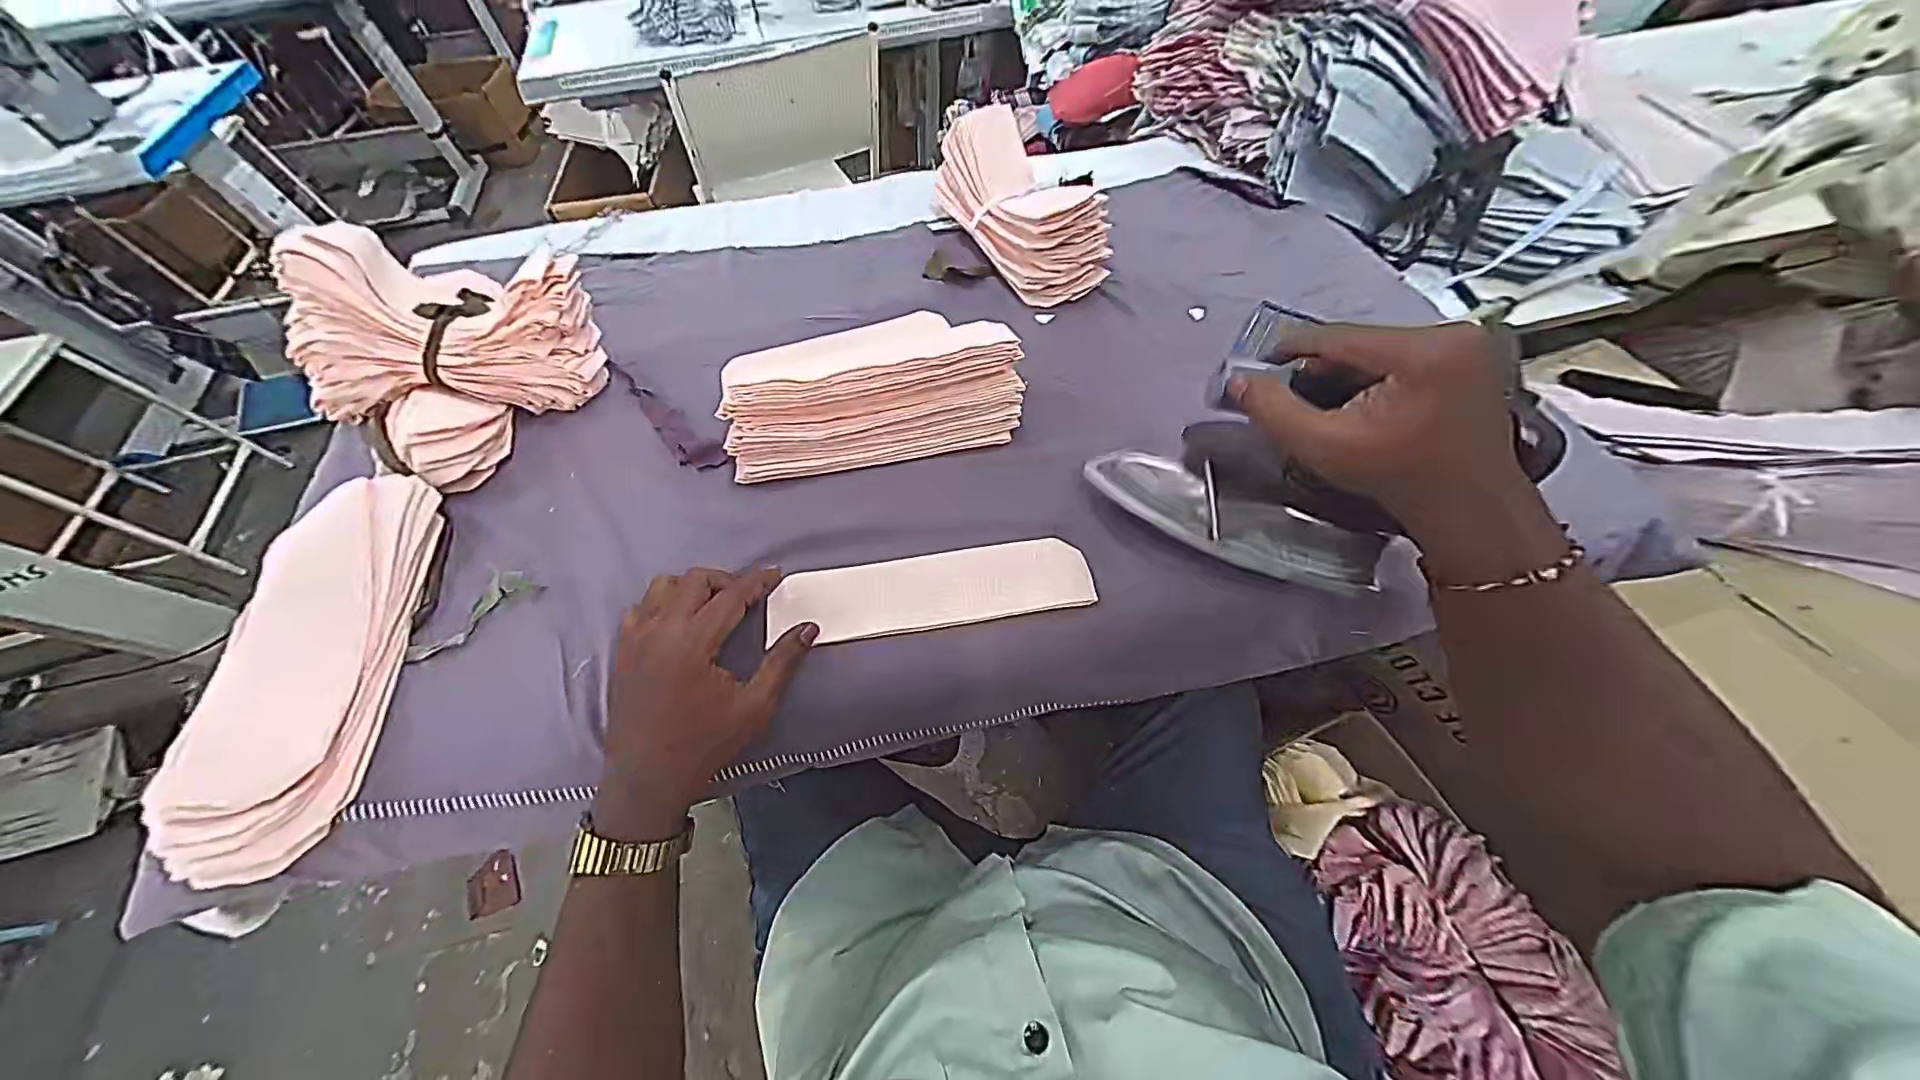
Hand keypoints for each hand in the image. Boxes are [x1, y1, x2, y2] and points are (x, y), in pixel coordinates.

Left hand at [593, 567, 815, 839]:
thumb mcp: (754, 706)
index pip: (731, 596)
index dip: (757, 582)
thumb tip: (807, 629)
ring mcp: (635, 639)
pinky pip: (641, 607)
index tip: (775, 575)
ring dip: (693, 587)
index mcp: (692, 642)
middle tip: (749, 595)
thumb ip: (782, 662)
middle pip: (695, 580)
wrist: (647, 780)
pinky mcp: (623, 651)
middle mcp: (659, 631)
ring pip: (663, 586)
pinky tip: (680, 623)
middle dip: (727, 580)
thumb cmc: (704, 746)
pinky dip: (663, 603)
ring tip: (715, 605)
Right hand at [1230, 321, 1562, 581]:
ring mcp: (1467, 345)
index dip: (1291, 350)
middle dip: (1322, 371)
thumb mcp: (1323, 447)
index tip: (1263, 367)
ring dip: (1347, 375)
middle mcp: (1453, 335)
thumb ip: (1274, 411)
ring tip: (1333, 411)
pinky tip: (1364, 410)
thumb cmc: (1402, 480)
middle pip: (1358, 342)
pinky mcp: (1469, 359)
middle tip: (1298, 402)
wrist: (1466, 507)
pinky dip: (1375, 379)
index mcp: (1424, 350)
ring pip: (1377, 350)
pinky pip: (1402, 358)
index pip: (1336, 336)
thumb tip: (1242, 382)